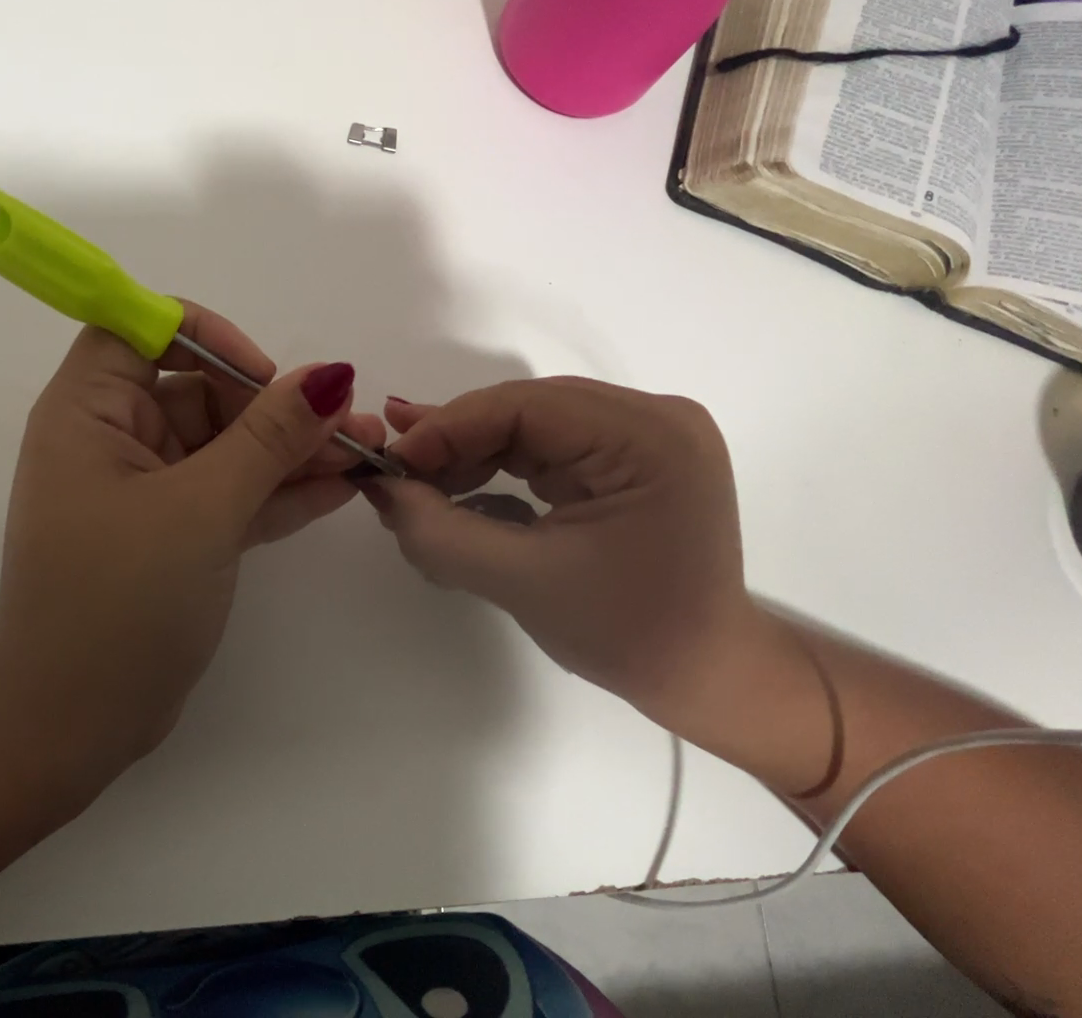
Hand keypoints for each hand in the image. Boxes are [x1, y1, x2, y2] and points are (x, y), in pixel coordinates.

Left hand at [0, 302, 383, 787]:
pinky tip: (341, 488)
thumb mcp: (200, 509)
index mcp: (89, 414)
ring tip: (368, 455)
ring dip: (292, 451)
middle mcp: (113, 442)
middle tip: (352, 428)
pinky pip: (232, 497)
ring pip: (226, 448)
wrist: (74, 722)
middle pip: (201, 392)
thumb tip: (331, 374)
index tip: (260, 374)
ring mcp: (147, 494)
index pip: (140, 331)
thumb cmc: (118, 600)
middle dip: (276, 406)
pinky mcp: (175, 538)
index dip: (204, 337)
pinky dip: (279, 493)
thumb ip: (268, 439)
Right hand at [362, 377, 761, 718]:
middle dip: (455, 440)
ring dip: (470, 454)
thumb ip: (439, 530)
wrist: (703, 675)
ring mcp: (644, 439)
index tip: (390, 465)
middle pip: (527, 409)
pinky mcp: (628, 462)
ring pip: (531, 426)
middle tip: (392, 472)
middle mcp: (654, 420)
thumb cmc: (625, 633)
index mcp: (648, 437)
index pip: (525, 406)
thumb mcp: (520, 580)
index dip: (448, 428)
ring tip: (414, 483)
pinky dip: (498, 468)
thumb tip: (378, 487)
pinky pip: (547, 449)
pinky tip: (456, 488)